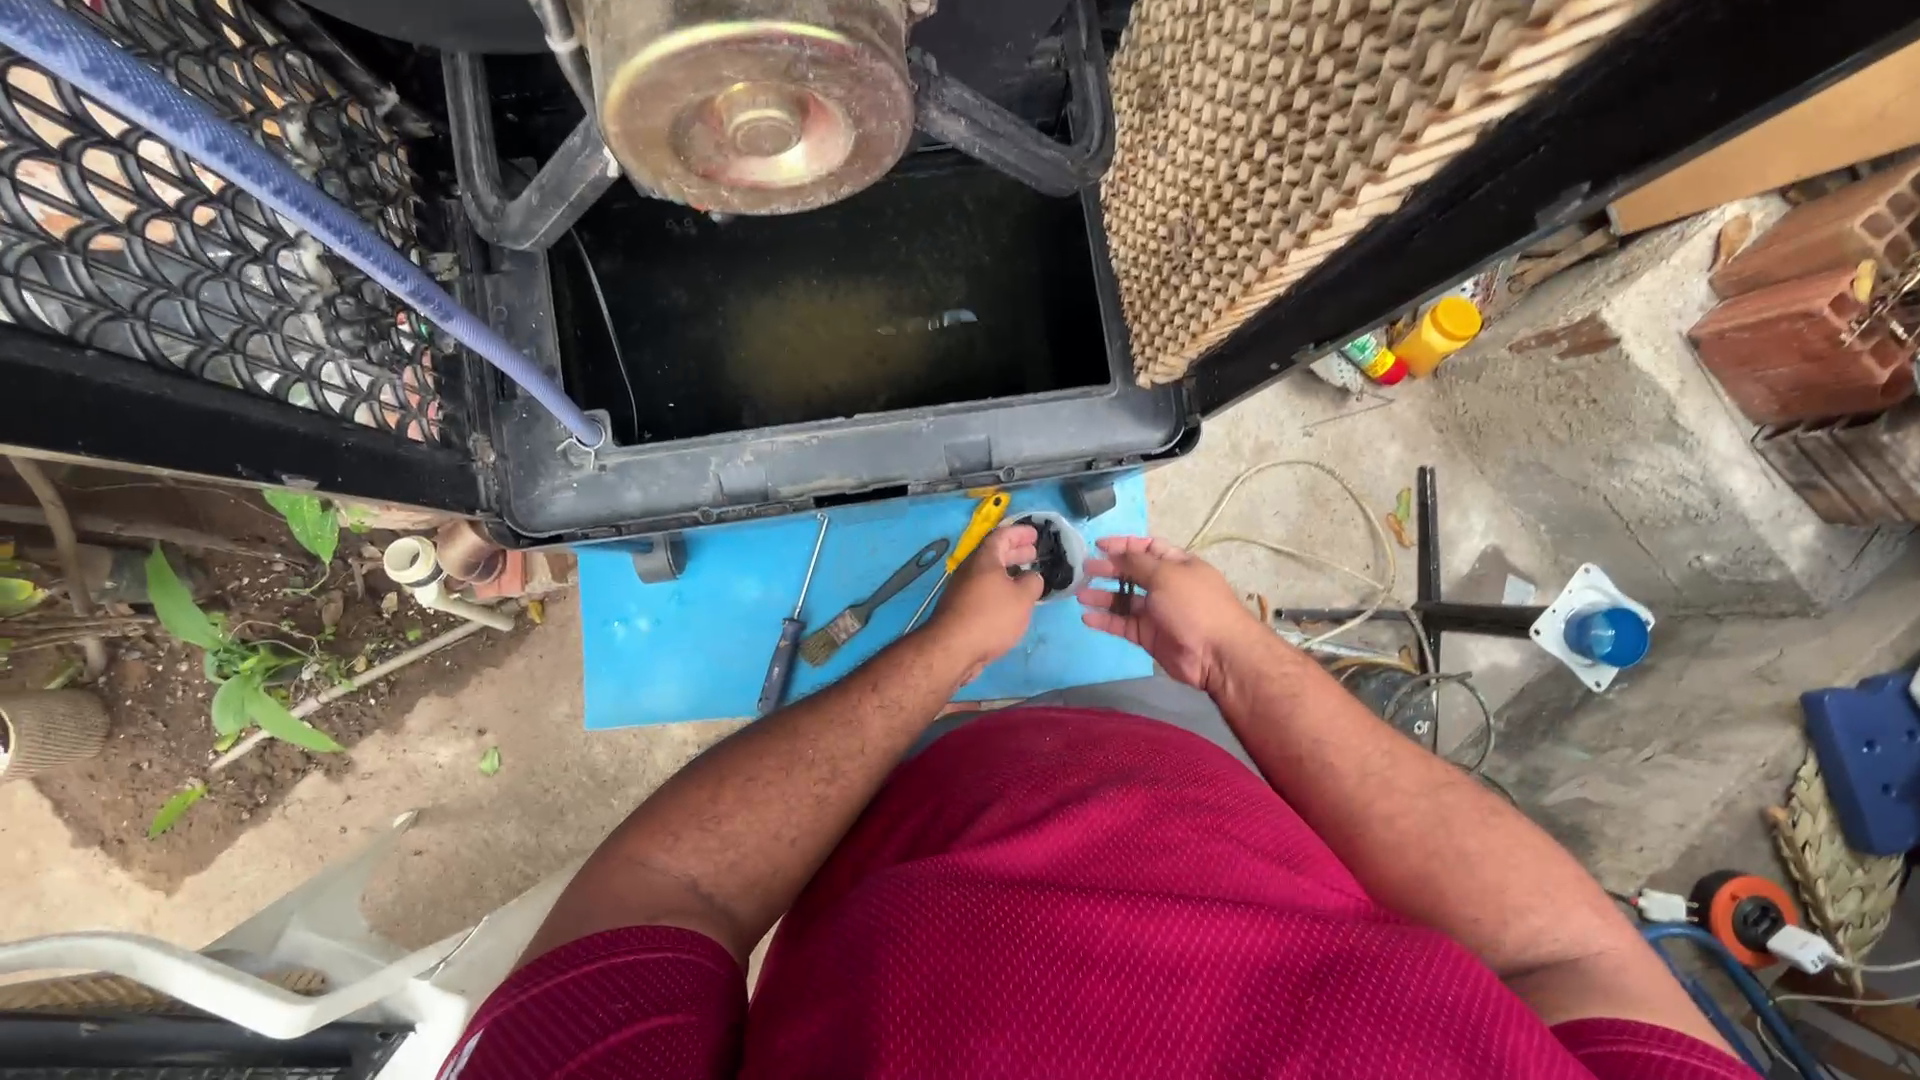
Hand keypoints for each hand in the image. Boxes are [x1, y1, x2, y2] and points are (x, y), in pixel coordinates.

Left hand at [924, 524, 1043, 680]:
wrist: (953, 649)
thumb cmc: (990, 616)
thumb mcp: (1022, 597)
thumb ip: (1032, 582)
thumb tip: (1031, 577)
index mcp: (984, 559)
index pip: (1001, 535)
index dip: (1019, 533)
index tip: (1035, 534)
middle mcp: (970, 569)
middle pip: (994, 554)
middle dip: (1015, 551)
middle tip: (1034, 553)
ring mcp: (962, 589)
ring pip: (989, 574)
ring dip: (1008, 572)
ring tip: (1027, 577)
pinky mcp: (961, 609)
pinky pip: (984, 590)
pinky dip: (1000, 589)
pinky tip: (1011, 601)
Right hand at [1078, 535, 1264, 694]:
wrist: (1216, 654)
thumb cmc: (1194, 605)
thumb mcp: (1166, 574)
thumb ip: (1137, 563)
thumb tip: (1116, 554)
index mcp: (1178, 565)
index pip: (1148, 547)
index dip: (1124, 544)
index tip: (1099, 545)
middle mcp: (1167, 586)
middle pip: (1133, 573)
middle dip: (1109, 569)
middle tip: (1085, 569)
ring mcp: (1157, 612)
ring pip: (1124, 600)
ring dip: (1102, 596)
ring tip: (1080, 593)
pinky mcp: (1148, 635)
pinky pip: (1122, 624)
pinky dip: (1105, 620)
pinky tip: (1087, 617)